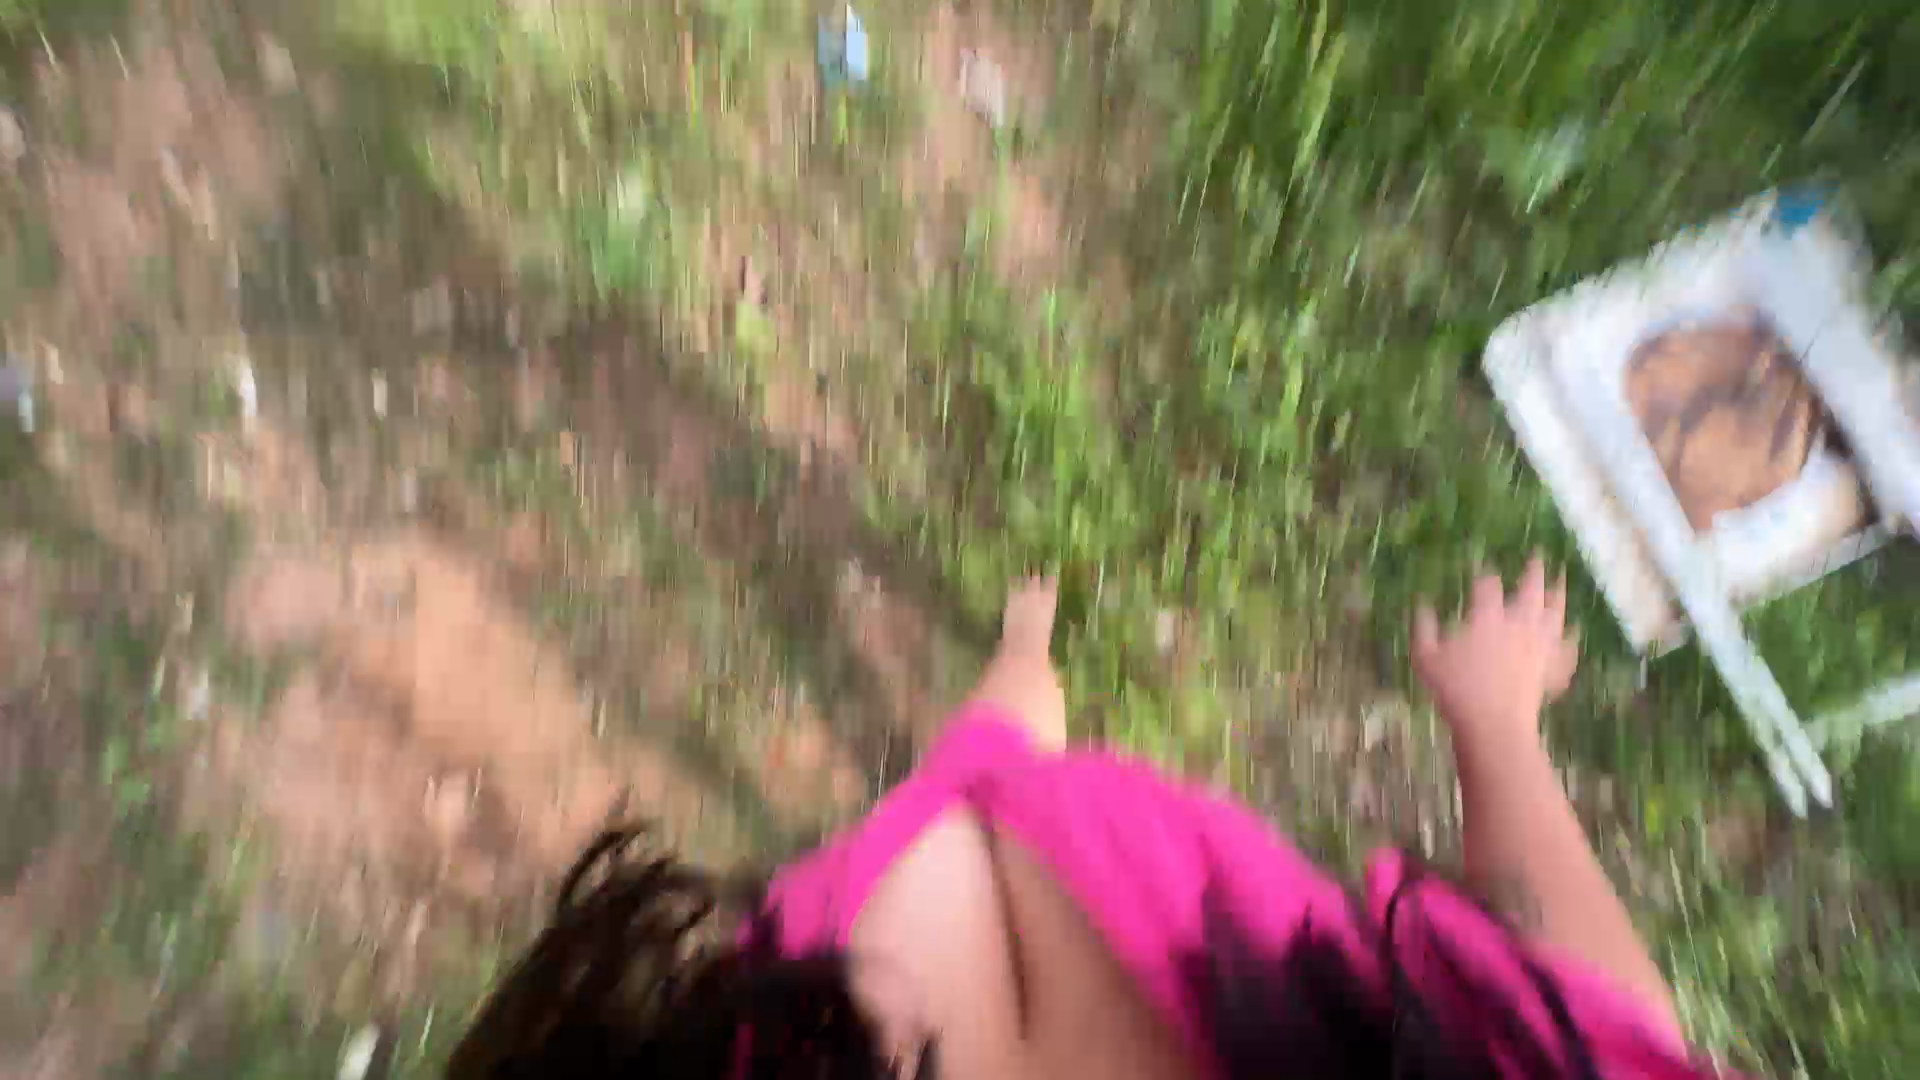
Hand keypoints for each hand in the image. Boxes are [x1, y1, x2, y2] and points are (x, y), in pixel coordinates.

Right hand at [1412, 555, 1577, 752]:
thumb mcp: (1425, 655)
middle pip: (1532, 590)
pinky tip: (1570, 634)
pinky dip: (1568, 638)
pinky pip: (1565, 647)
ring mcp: (1539, 645)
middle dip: (1534, 571)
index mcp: (1486, 617)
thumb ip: (1425, 626)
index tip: (1481, 565)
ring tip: (1561, 582)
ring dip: (1558, 595)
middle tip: (1539, 556)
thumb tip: (1422, 604)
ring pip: (1555, 613)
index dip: (1484, 572)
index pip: (1488, 584)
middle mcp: (1518, 624)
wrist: (1495, 722)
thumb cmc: (1454, 687)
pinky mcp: (1552, 667)